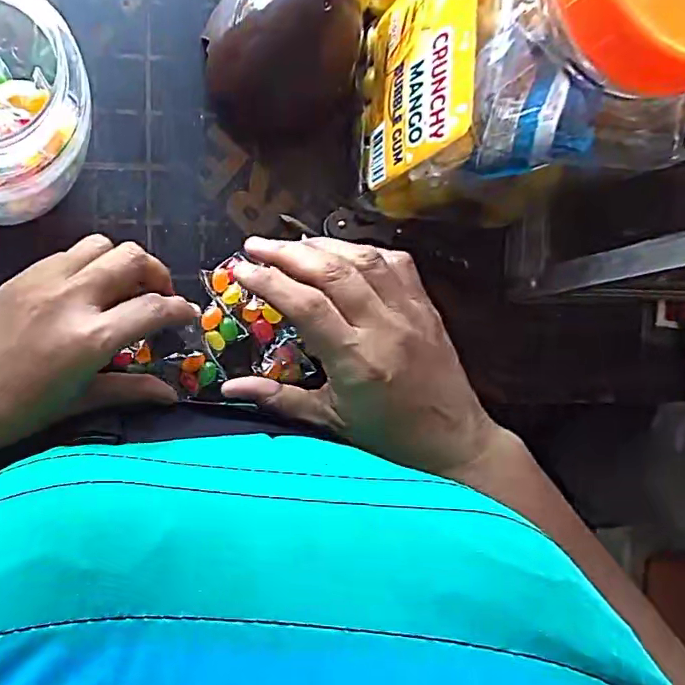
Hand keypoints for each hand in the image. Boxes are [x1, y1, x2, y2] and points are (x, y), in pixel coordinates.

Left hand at [0, 235, 200, 457]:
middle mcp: (70, 298)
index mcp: (90, 337)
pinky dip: (86, 264)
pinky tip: (81, 290)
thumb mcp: (81, 401)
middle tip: (157, 296)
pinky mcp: (20, 277)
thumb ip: (130, 389)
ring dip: (120, 261)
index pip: (153, 307)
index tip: (186, 316)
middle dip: (156, 274)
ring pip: (99, 245)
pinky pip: (65, 254)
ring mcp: (42, 281)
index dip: (179, 310)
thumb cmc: (22, 412)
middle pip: (132, 259)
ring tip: (120, 287)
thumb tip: (170, 393)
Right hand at [219, 235, 506, 477]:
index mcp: (356, 359)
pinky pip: (396, 263)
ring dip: (321, 245)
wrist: (455, 440)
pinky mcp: (426, 306)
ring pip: (364, 259)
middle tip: (254, 246)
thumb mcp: (327, 418)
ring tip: (288, 244)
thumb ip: (277, 397)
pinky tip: (338, 251)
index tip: (241, 270)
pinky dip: (362, 250)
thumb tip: (229, 387)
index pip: (307, 305)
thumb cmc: (387, 434)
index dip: (270, 282)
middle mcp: (384, 327)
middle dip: (287, 253)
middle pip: (332, 272)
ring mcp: (409, 312)